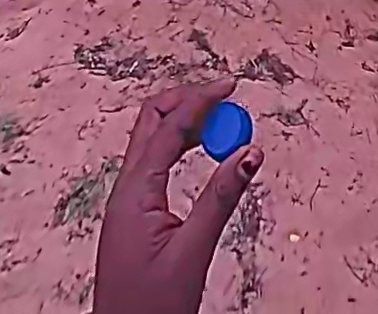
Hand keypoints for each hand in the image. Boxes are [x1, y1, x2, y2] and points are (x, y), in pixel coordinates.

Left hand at [93, 78, 264, 313]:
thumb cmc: (152, 311)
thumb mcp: (192, 253)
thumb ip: (220, 199)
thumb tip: (249, 152)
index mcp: (135, 190)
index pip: (168, 127)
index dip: (200, 100)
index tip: (229, 85)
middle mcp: (127, 186)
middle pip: (152, 120)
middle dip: (188, 100)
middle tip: (224, 98)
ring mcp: (129, 198)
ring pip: (153, 138)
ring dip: (185, 121)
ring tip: (222, 121)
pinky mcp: (136, 212)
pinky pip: (156, 161)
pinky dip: (180, 145)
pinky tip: (203, 149)